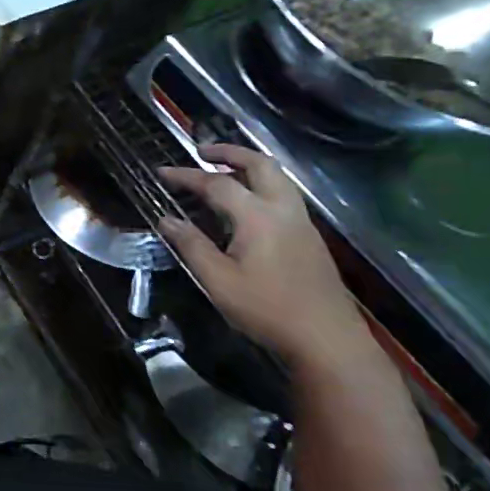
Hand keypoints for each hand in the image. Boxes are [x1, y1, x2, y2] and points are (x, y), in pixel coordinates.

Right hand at [156, 145, 372, 368]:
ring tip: (223, 169)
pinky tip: (246, 202)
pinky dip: (261, 184)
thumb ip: (192, 245)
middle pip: (260, 165)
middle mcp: (283, 210)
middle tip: (202, 151)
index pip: (216, 184)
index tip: (162, 171)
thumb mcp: (218, 280)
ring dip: (249, 165)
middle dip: (230, 152)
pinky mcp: (309, 237)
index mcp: (258, 216)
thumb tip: (167, 220)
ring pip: (278, 178)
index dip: (186, 175)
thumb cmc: (267, 309)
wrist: (327, 339)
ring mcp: (301, 222)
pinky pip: (283, 195)